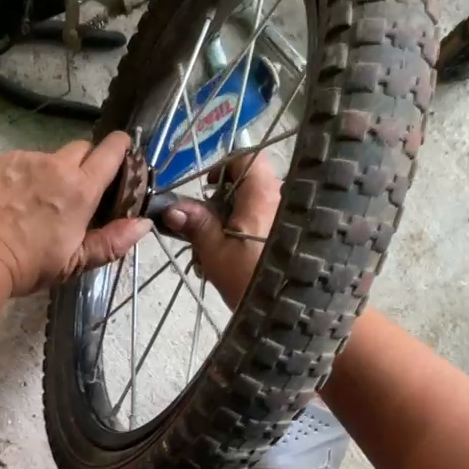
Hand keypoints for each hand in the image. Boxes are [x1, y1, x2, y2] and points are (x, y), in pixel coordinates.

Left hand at [0, 132, 154, 297]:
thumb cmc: (27, 266)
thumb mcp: (73, 262)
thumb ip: (111, 242)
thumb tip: (143, 224)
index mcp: (81, 190)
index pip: (111, 150)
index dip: (120, 150)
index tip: (120, 159)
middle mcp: (57, 166)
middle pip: (83, 149)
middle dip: (85, 164)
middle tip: (76, 191)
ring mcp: (27, 159)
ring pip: (51, 156)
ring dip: (53, 171)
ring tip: (38, 201)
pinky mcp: (1, 161)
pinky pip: (24, 160)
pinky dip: (26, 174)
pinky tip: (14, 199)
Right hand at [158, 160, 281, 311]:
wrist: (286, 310)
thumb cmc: (247, 279)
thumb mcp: (214, 252)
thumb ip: (196, 224)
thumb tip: (171, 208)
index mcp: (263, 194)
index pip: (247, 157)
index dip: (225, 167)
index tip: (209, 189)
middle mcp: (283, 197)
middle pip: (254, 180)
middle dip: (228, 197)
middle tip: (211, 221)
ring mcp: (294, 216)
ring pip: (262, 201)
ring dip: (239, 215)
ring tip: (224, 241)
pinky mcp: (296, 234)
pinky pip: (273, 218)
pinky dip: (254, 228)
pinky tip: (242, 252)